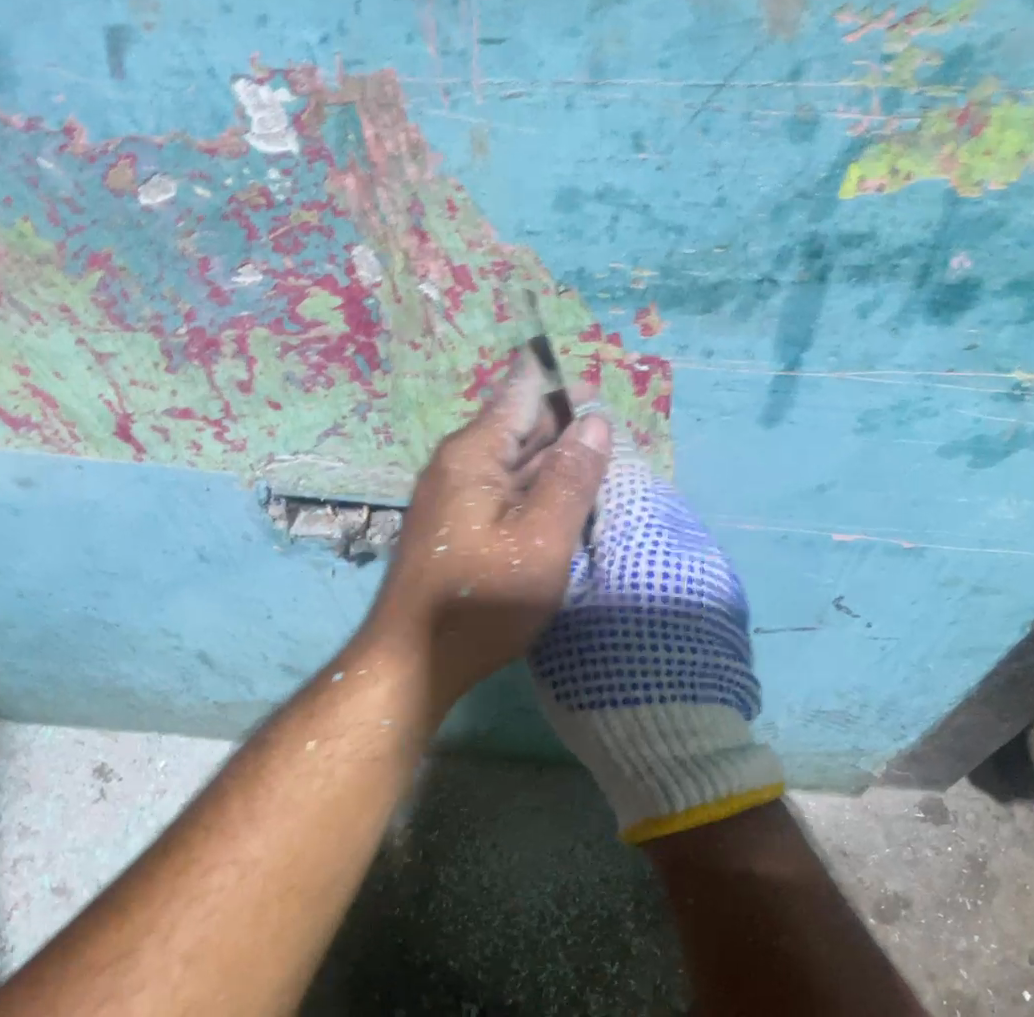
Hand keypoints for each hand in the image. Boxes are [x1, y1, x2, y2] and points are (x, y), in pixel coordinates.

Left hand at [359, 353, 612, 709]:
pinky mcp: (459, 525)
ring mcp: (456, 495)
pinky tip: (569, 498)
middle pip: (522, 425)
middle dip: (568, 421)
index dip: (564, 378)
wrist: (414, 662)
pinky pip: (507, 490)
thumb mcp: (541, 540)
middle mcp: (459, 463)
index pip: (523, 390)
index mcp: (474, 453)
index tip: (603, 372)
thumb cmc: (480, 602)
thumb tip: (595, 421)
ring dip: (557, 458)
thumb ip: (570, 478)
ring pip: (517, 461)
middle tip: (619, 422)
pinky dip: (539, 488)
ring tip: (605, 455)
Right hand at [528, 453, 783, 842]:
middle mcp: (683, 529)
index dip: (583, 453)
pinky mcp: (724, 592)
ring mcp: (709, 561)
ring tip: (600, 559)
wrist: (678, 739)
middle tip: (569, 523)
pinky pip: (679, 552)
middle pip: (638, 487)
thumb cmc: (602, 669)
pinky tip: (635, 590)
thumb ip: (563, 537)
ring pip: (659, 519)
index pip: (615, 457)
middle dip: (604, 495)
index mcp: (639, 523)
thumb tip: (563, 491)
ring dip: (630, 526)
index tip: (555, 464)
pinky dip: (653, 557)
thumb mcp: (561, 602)